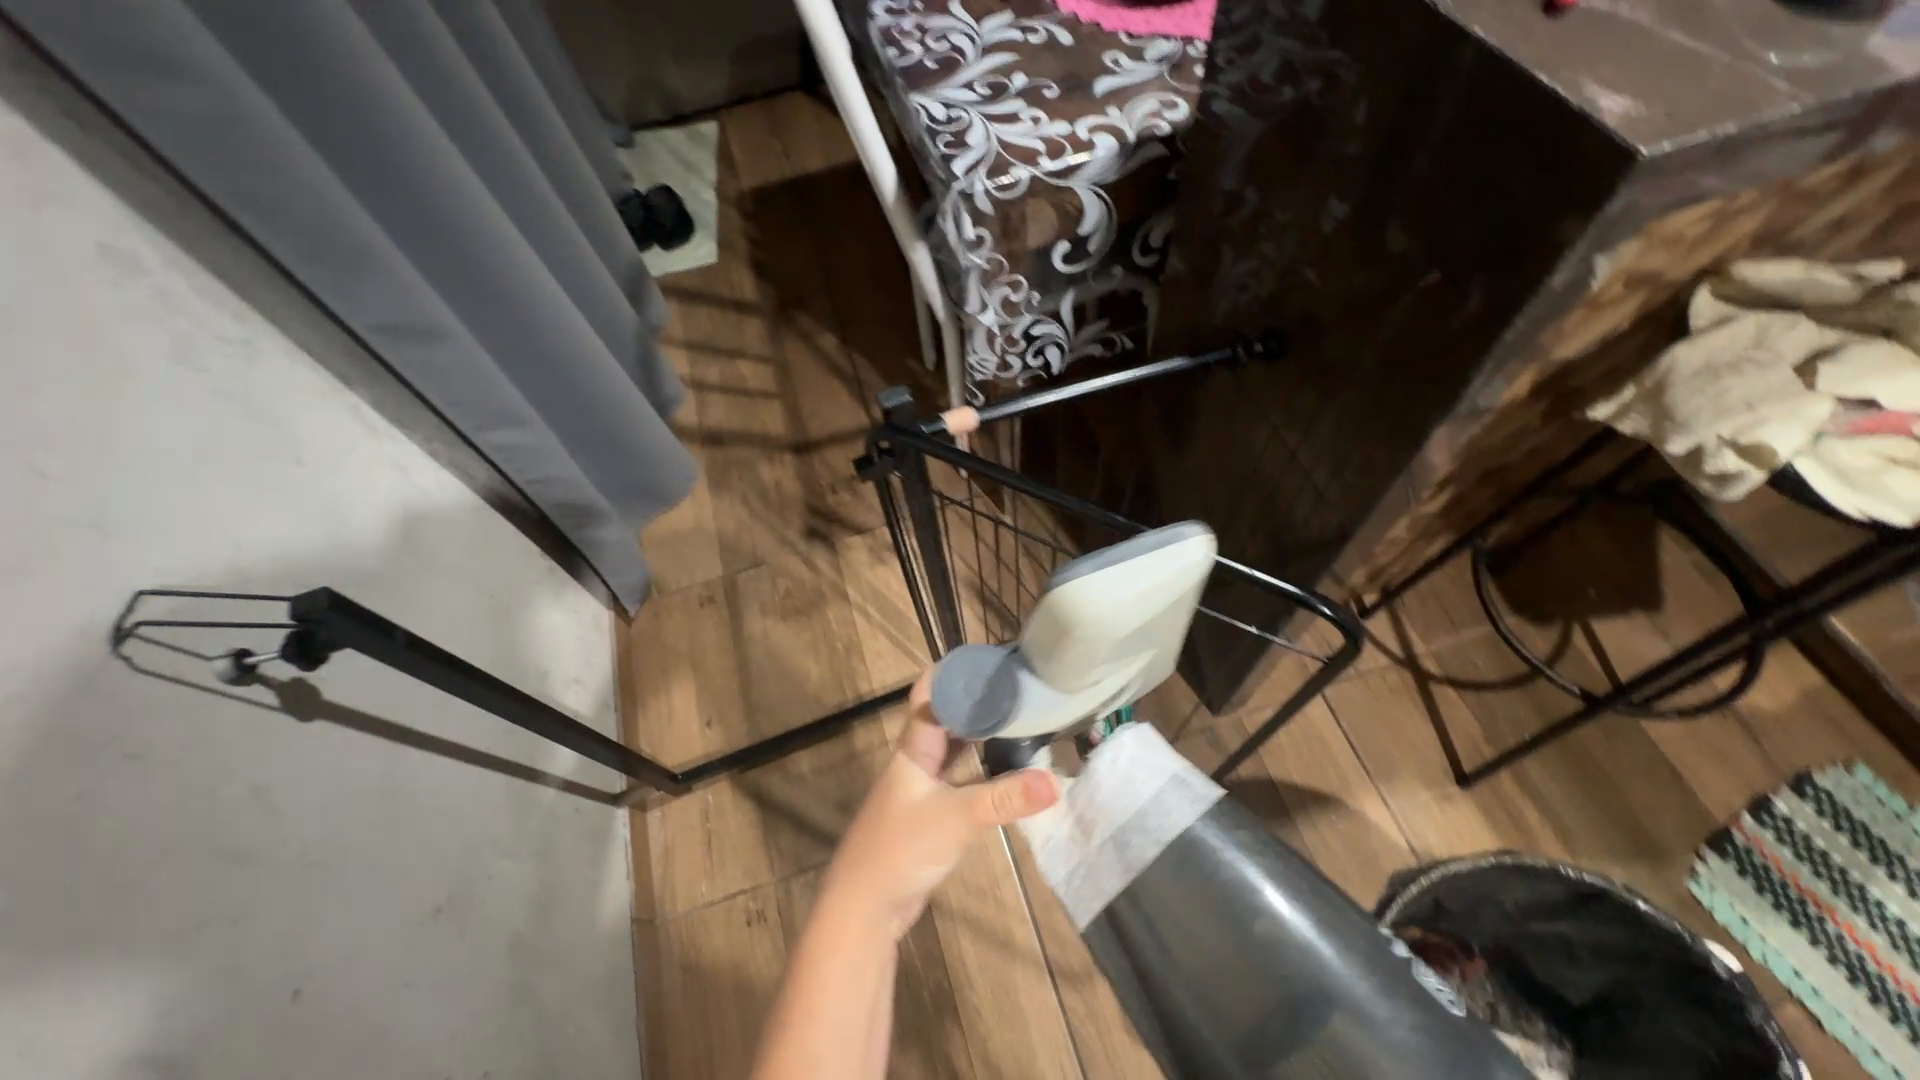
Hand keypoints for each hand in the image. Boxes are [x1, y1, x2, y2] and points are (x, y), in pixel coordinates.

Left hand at [818, 671, 1060, 940]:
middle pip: (945, 719)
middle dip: (976, 701)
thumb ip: (1005, 798)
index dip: (956, 672)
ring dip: (978, 734)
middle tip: (1017, 687)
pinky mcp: (928, 816)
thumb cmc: (901, 849)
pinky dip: (980, 769)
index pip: (931, 694)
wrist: (864, 906)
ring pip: (952, 750)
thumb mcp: (958, 818)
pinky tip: (1003, 769)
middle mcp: (915, 762)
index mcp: (913, 749)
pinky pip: (958, 779)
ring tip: (1017, 718)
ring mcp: (920, 789)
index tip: (993, 657)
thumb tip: (1055, 780)